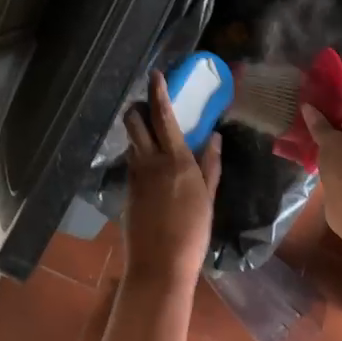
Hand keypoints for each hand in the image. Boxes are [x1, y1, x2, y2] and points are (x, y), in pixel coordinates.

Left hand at [122, 72, 221, 286]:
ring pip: (131, 141)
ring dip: (136, 130)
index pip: (164, 117)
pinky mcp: (126, 190)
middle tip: (146, 104)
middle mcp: (150, 161)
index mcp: (176, 160)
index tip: (155, 75)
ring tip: (148, 131)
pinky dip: (137, 153)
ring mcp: (135, 175)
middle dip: (137, 108)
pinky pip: (131, 161)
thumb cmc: (192, 232)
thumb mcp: (208, 197)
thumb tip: (215, 137)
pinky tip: (147, 162)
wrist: (160, 265)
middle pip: (134, 122)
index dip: (158, 93)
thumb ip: (210, 165)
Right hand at [301, 95, 341, 225]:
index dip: (333, 100)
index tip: (312, 103)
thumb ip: (318, 123)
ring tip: (309, 140)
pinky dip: (337, 155)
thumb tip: (308, 106)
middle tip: (308, 122)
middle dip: (331, 121)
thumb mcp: (329, 142)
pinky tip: (319, 158)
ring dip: (332, 140)